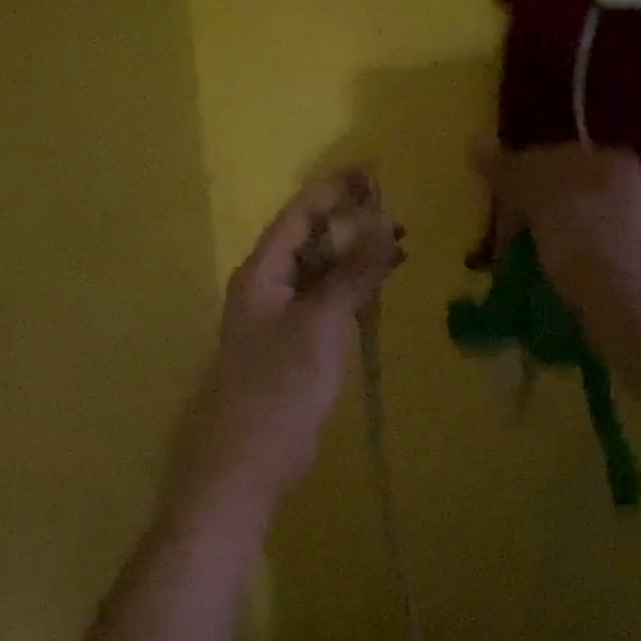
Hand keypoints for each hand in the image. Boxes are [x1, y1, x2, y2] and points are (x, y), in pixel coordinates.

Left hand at [170, 170, 401, 507]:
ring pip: (317, 271)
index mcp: (261, 272)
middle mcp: (264, 287)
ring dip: (353, 255)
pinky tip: (377, 288)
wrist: (242, 471)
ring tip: (398, 243)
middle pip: (308, 238)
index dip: (334, 188)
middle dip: (349, 220)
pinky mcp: (290, 348)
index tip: (374, 169)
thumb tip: (381, 228)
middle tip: (396, 210)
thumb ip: (350, 276)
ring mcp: (275, 319)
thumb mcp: (320, 327)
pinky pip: (322, 302)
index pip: (298, 214)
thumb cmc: (278, 391)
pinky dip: (349, 289)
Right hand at [478, 144, 640, 338]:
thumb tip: (476, 143)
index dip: (511, 179)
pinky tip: (540, 281)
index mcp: (607, 161)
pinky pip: (569, 251)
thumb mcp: (544, 198)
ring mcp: (621, 227)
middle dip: (519, 214)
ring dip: (529, 242)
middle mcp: (619, 187)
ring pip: (555, 223)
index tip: (493, 210)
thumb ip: (511, 170)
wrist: (635, 320)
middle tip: (502, 246)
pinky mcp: (617, 264)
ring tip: (514, 270)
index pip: (542, 156)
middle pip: (548, 190)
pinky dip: (548, 263)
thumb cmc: (588, 248)